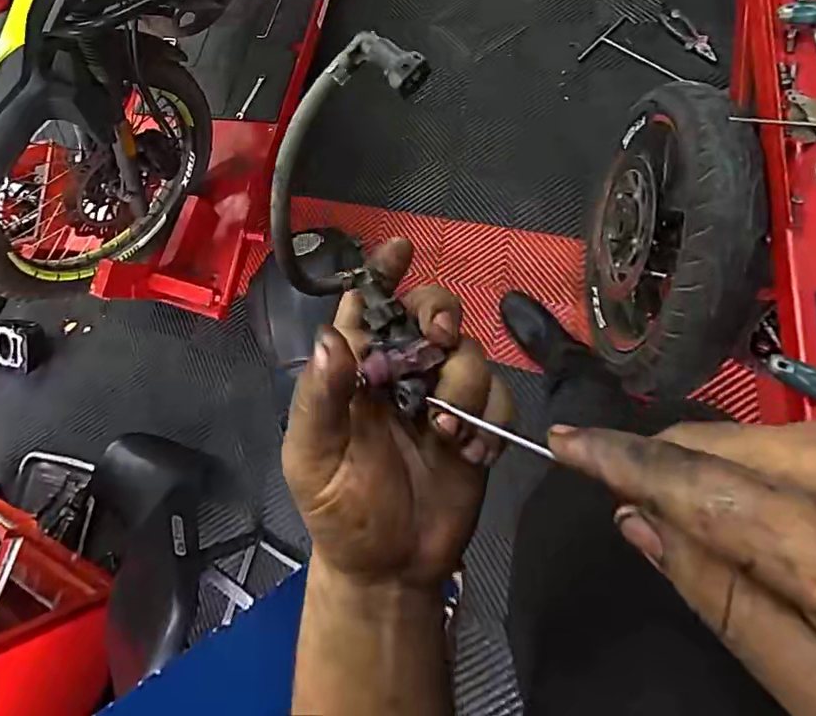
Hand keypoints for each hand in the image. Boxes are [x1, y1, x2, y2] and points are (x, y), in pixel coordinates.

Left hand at [283, 238, 514, 587]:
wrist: (390, 566)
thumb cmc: (339, 506)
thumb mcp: (314, 454)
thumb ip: (321, 396)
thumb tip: (332, 338)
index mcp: (354, 365)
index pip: (366, 303)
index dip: (383, 271)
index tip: (402, 249)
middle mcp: (399, 368)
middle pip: (429, 311)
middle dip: (440, 315)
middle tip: (441, 341)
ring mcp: (440, 393)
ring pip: (470, 352)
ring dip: (464, 386)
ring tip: (442, 431)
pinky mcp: (477, 423)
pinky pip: (500, 397)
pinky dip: (491, 419)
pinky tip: (469, 452)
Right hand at [551, 414, 815, 715]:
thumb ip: (726, 602)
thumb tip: (637, 522)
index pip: (685, 479)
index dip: (610, 458)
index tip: (557, 442)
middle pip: (705, 446)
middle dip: (661, 473)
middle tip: (640, 517)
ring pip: (738, 438)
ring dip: (707, 474)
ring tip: (722, 536)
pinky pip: (783, 439)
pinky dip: (752, 469)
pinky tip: (775, 517)